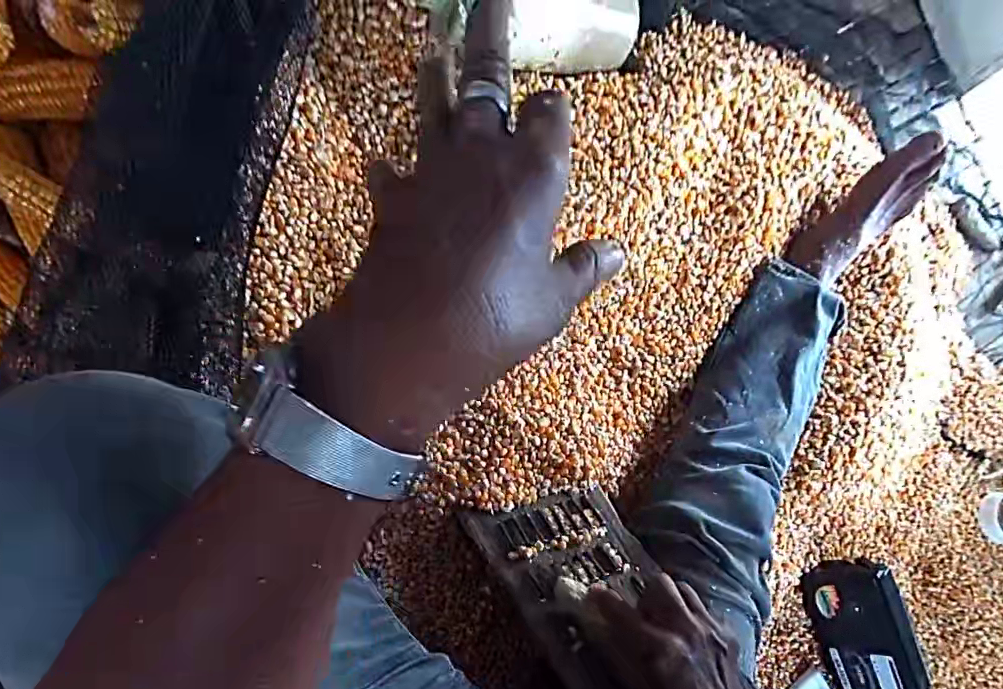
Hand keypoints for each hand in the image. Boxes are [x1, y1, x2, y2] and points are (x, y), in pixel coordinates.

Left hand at [296, 0, 624, 452]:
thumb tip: (618, 253)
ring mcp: (432, 171)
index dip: (553, 112)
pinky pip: (388, 171)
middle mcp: (483, 154)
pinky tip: (384, 170)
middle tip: (490, 1)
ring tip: (436, 55)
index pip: (552, 114)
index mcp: (535, 172)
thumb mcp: (552, 304)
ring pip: (434, 105)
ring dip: (437, 78)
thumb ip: (582, 270)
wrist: (413, 339)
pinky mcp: (391, 198)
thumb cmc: (497, 320)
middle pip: (489, 78)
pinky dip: (390, 170)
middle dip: (493, 35)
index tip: (553, 113)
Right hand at [571, 573, 781, 688]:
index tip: (594, 591)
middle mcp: (687, 629)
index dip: (606, 601)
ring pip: (684, 590)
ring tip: (664, 615)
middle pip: (661, 585)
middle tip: (641, 611)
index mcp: (664, 647)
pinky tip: (688, 631)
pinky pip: (702, 607)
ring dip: (670, 597)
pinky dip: (690, 612)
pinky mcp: (725, 631)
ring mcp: (709, 627)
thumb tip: (610, 637)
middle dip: (645, 593)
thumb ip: (631, 660)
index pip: (627, 615)